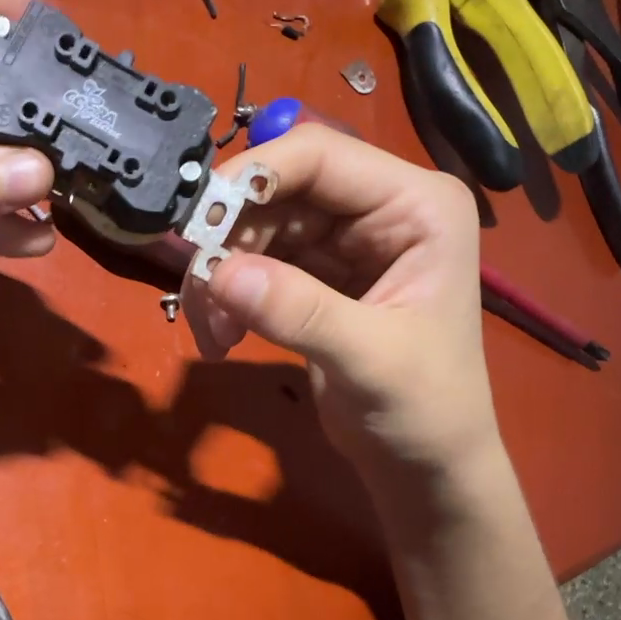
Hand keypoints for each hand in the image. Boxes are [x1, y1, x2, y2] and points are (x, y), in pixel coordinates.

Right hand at [180, 124, 501, 484]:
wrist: (421, 461)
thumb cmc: (423, 408)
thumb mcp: (368, 358)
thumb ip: (299, 311)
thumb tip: (218, 274)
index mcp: (415, 206)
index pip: (321, 158)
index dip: (252, 178)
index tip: (197, 225)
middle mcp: (377, 211)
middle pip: (277, 192)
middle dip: (228, 242)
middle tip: (197, 298)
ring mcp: (342, 245)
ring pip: (256, 232)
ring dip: (221, 278)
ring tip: (212, 335)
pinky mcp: (313, 279)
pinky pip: (253, 268)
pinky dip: (227, 299)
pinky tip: (221, 339)